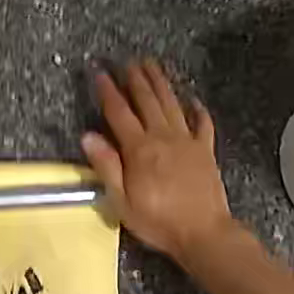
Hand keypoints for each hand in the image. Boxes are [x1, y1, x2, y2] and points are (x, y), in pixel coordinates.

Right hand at [81, 60, 237, 262]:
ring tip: (153, 65)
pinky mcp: (205, 151)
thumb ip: (106, 166)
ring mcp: (187, 141)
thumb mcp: (121, 200)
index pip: (119, 113)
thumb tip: (88, 136)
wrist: (204, 234)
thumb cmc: (158, 221)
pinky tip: (193, 100)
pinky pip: (202, 124)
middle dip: (135, 78)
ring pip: (172, 104)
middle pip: (147, 101)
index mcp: (139, 149)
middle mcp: (163, 138)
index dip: (109, 91)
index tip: (100, 73)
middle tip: (128, 60)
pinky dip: (197, 109)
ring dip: (161, 83)